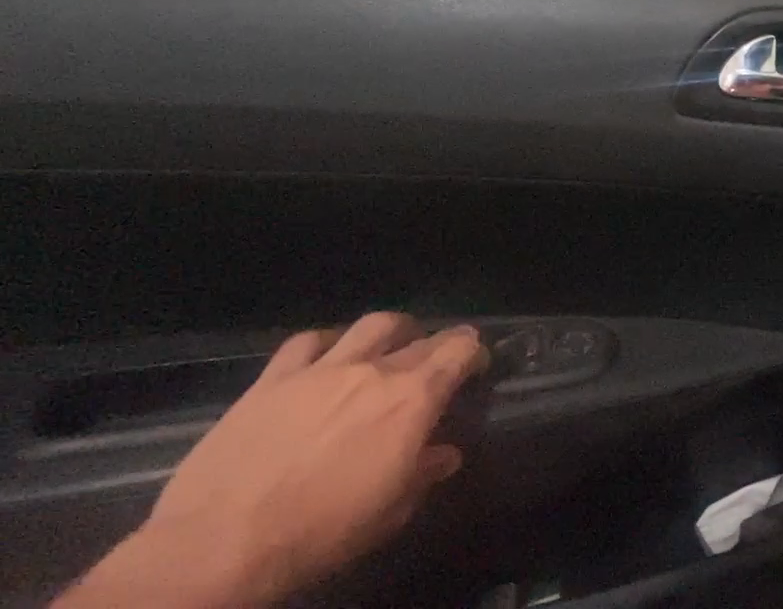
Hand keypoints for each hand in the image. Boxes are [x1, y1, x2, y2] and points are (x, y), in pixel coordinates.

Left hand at [57, 313, 489, 608]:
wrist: (218, 545)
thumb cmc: (321, 531)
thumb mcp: (391, 511)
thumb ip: (424, 472)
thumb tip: (443, 454)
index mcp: (414, 399)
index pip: (460, 351)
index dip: (474, 353)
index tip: (475, 366)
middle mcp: (375, 371)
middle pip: (422, 338)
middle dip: (441, 343)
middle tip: (440, 359)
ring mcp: (321, 370)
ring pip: (372, 325)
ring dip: (393, 331)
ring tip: (391, 344)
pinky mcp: (272, 380)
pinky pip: (307, 342)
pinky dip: (327, 343)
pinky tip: (327, 357)